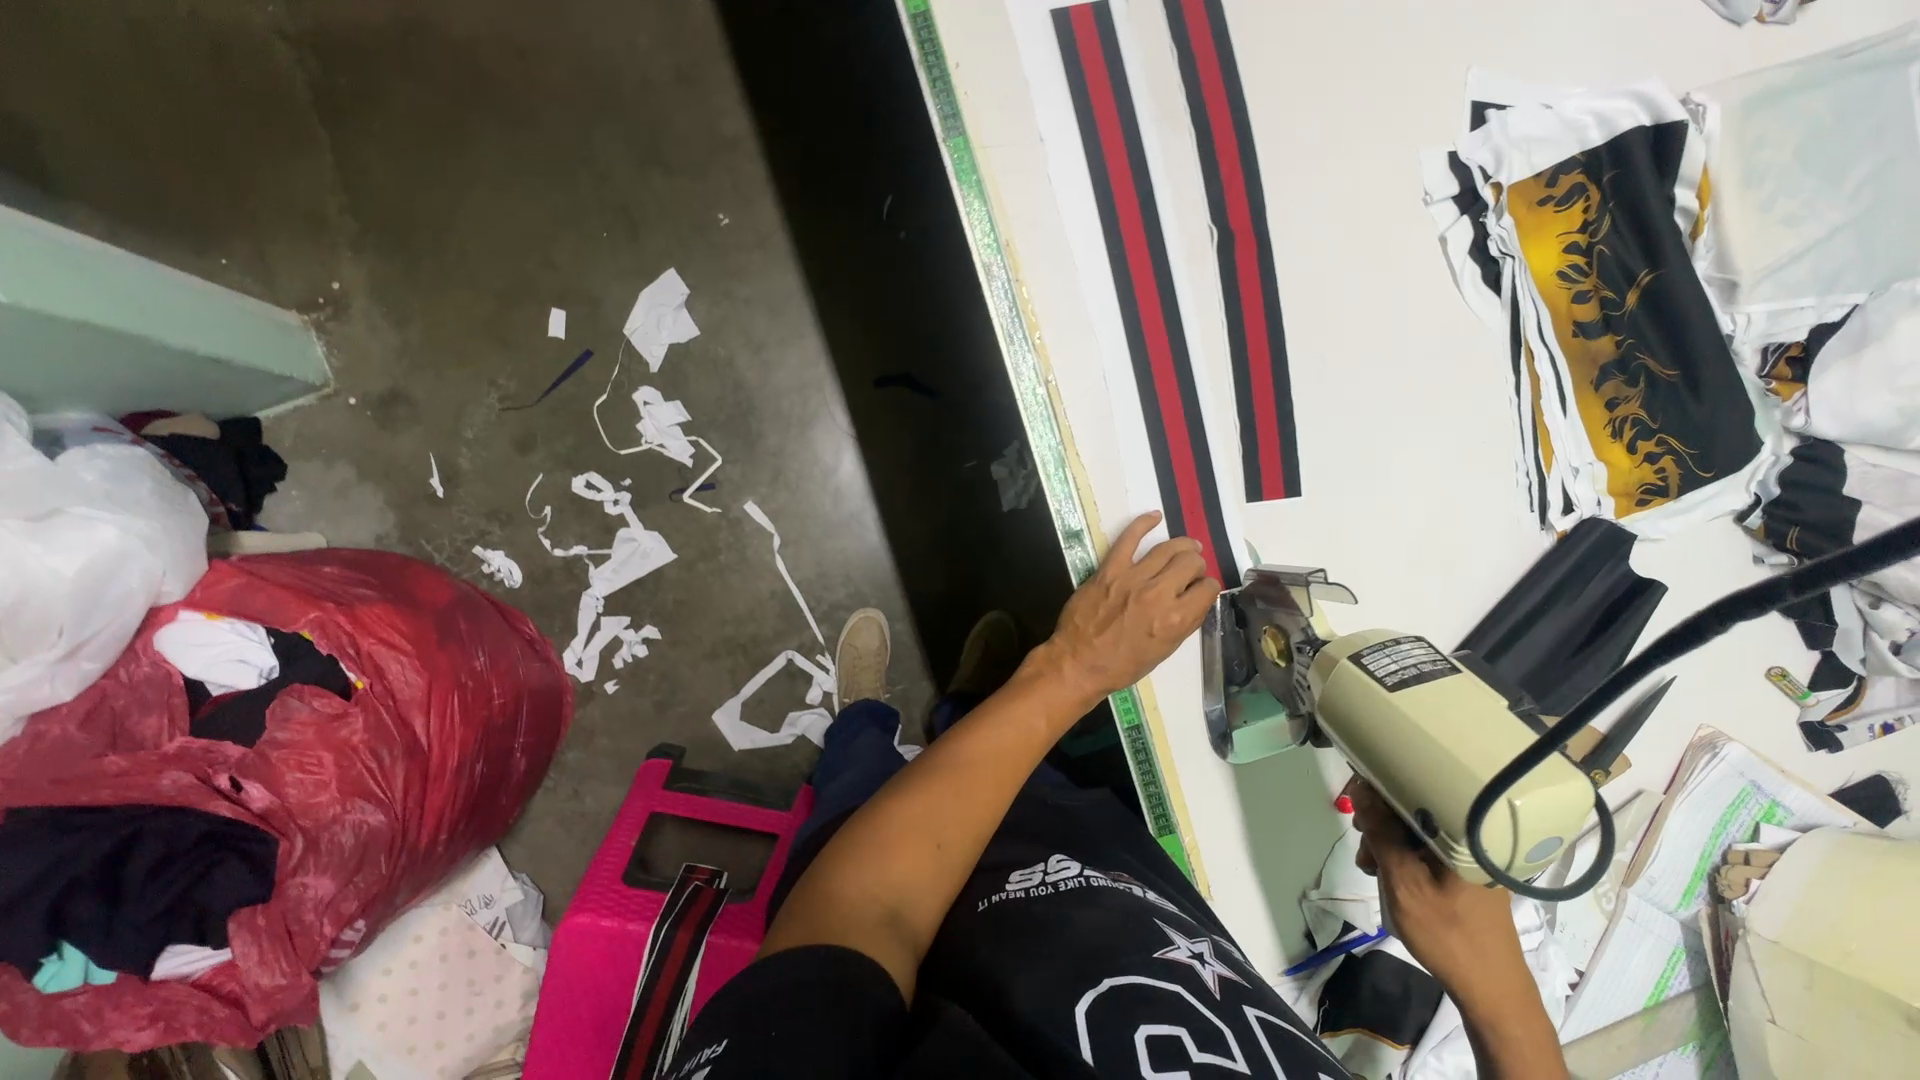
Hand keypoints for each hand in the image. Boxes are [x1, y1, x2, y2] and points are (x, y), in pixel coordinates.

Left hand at [1028, 511, 1218, 708]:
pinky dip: (1143, 523)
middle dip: (1197, 565)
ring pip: (1168, 548)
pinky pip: (1129, 538)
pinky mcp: (1109, 570)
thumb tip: (1196, 599)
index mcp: (1175, 620)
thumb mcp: (1164, 651)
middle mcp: (1158, 594)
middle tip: (1191, 570)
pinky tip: (1155, 517)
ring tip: (1187, 547)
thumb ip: (1184, 622)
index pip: (1208, 589)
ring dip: (1182, 545)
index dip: (1207, 587)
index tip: (1200, 589)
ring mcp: (1132, 578)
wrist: (1078, 662)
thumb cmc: (1122, 664)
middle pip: (1191, 562)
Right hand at [1349, 779, 1532, 1008]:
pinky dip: (1406, 855)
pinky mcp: (1469, 871)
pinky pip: (1429, 848)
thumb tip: (1360, 787)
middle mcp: (1472, 836)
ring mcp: (1472, 855)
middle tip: (1363, 848)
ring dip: (1389, 842)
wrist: (1491, 990)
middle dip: (1380, 822)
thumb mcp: (1403, 882)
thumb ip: (1381, 833)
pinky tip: (1391, 875)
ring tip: (1372, 868)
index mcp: (1463, 833)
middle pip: (1414, 809)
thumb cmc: (1447, 935)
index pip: (1413, 788)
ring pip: (1418, 830)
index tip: (1351, 802)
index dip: (1377, 789)